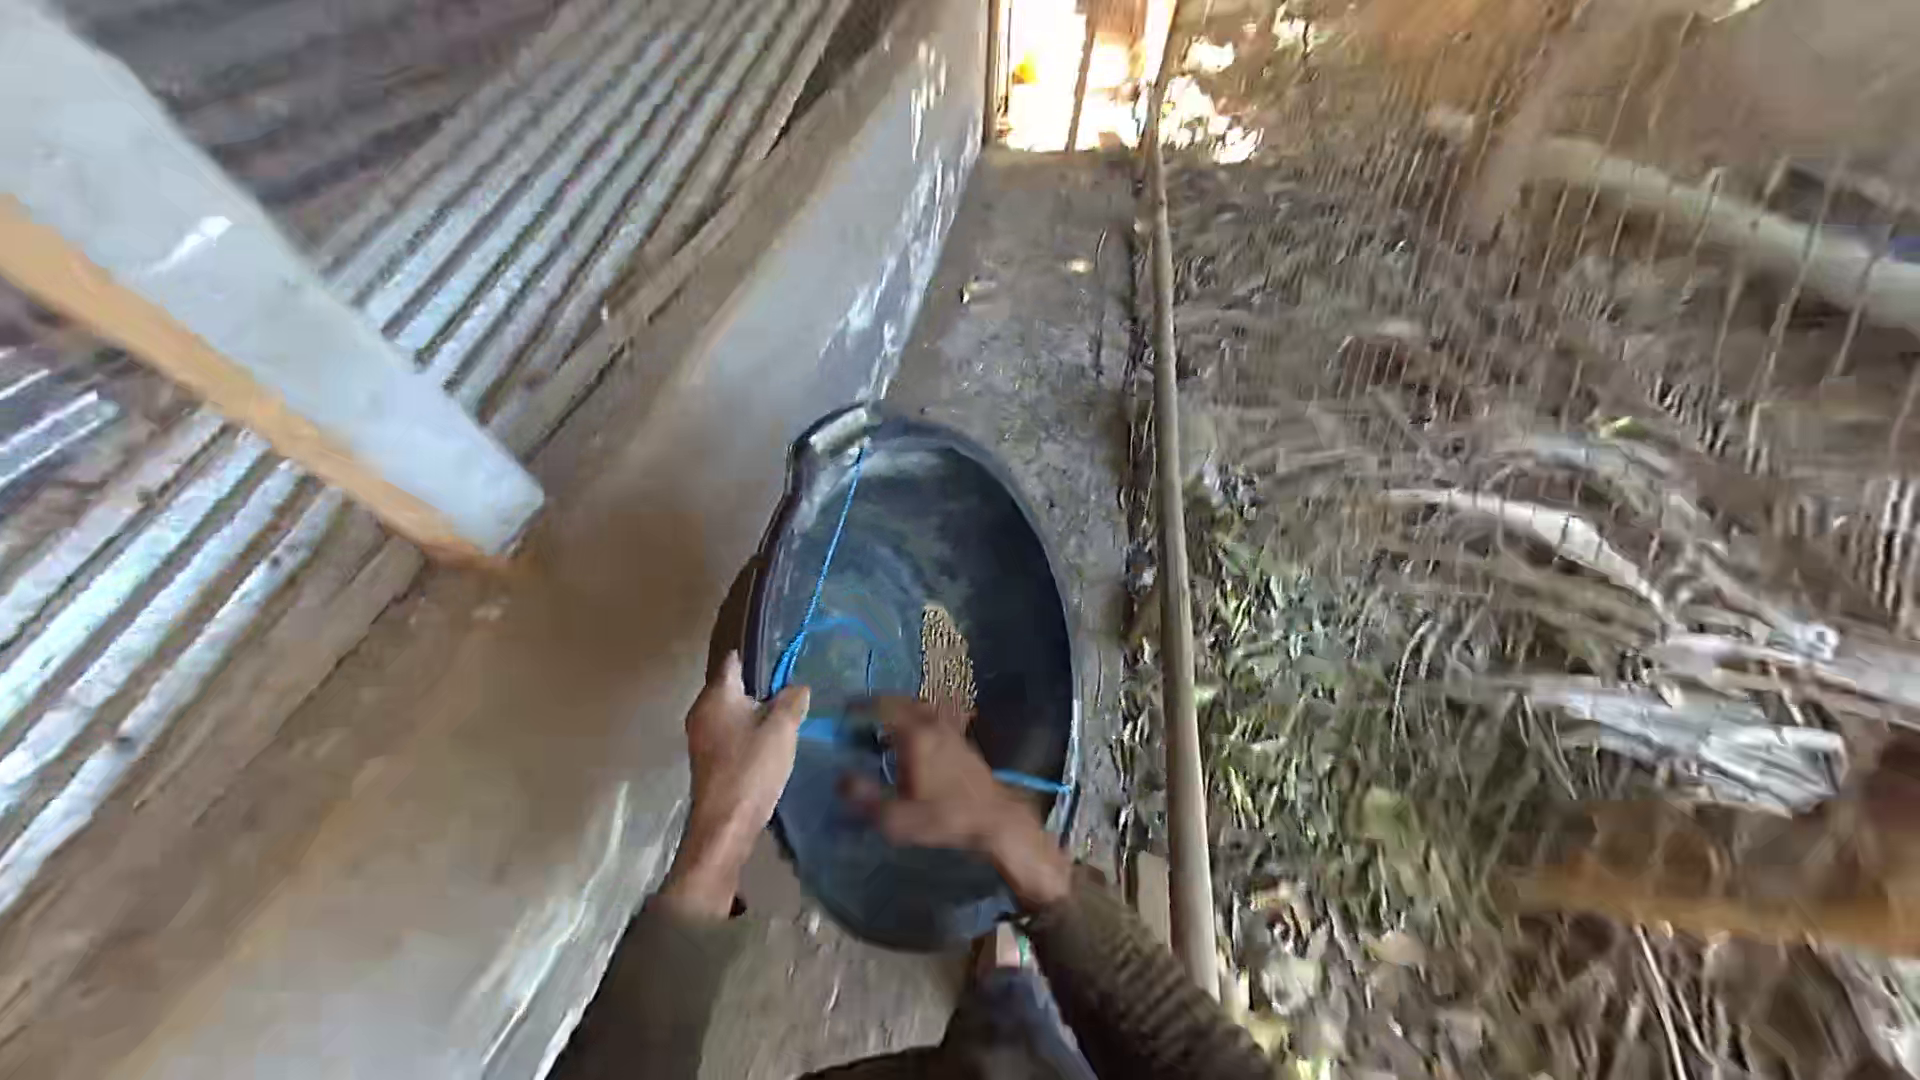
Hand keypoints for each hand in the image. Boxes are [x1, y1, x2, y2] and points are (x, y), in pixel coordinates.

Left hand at [658, 653, 808, 918]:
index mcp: (716, 695)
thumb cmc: (752, 767)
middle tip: (793, 688)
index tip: (782, 653)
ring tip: (787, 715)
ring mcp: (700, 737)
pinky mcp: (707, 759)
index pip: (734, 660)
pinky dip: (749, 732)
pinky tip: (770, 742)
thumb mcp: (782, 727)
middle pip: (734, 686)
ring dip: (756, 711)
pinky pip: (730, 732)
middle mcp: (701, 711)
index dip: (758, 655)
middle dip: (761, 686)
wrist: (725, 825)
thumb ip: (792, 699)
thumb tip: (797, 687)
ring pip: (733, 711)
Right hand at [843, 698, 1070, 909]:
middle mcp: (931, 723)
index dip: (859, 706)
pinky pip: (930, 715)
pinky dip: (914, 717)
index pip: (882, 707)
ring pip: (917, 706)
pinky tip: (908, 737)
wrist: (994, 818)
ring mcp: (948, 728)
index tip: (843, 711)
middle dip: (877, 705)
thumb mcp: (899, 817)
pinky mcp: (958, 738)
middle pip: (900, 701)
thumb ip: (865, 799)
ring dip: (897, 710)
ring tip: (880, 725)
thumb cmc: (946, 817)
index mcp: (915, 735)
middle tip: (857, 716)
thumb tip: (840, 780)